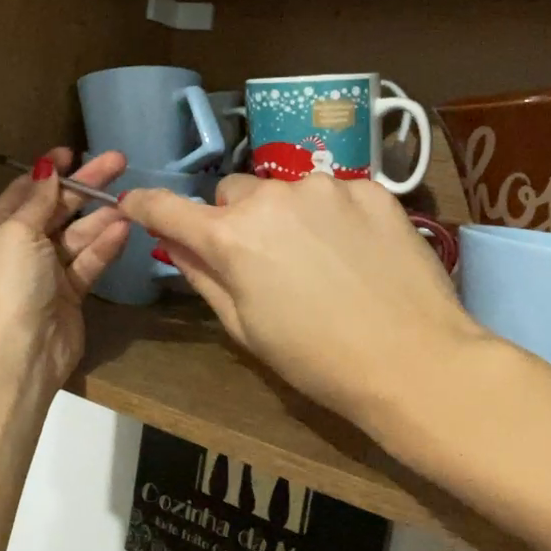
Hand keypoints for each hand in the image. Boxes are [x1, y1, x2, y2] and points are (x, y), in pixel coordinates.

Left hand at [0, 148, 128, 391]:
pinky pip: (88, 260)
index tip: (73, 152)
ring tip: (127, 198)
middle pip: (56, 208)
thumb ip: (37, 199)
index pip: (25, 190)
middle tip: (117, 161)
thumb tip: (46, 167)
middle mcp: (20, 246)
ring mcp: (46, 270)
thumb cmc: (13, 284)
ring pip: (77, 234)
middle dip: (85, 186)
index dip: (49, 170)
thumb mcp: (17, 232)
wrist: (24, 352)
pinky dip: (104, 244)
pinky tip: (124, 227)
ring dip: (100, 216)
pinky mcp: (70, 291)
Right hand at [121, 174, 484, 431]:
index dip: (143, 204)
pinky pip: (332, 192)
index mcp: (229, 237)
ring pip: (284, 191)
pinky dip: (332, 214)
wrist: (417, 362)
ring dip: (286, 214)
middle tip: (262, 260)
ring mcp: (323, 187)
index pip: (166, 207)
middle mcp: (269, 198)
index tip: (133, 204)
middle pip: (232, 194)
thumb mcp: (243, 327)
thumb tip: (173, 242)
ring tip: (319, 259)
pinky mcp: (369, 188)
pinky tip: (355, 251)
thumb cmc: (316, 358)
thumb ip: (201, 275)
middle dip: (236, 218)